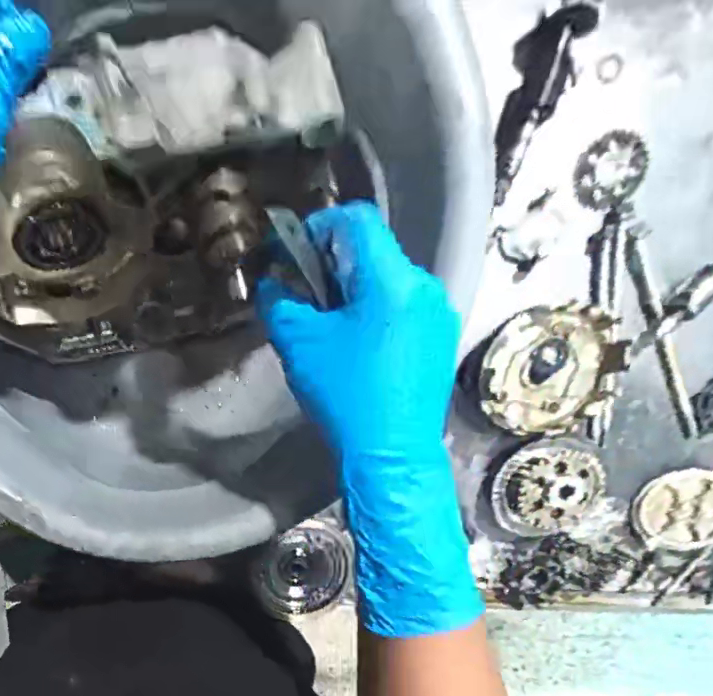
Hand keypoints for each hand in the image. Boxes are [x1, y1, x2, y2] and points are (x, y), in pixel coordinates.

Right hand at [257, 202, 481, 637]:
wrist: (392, 457)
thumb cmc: (347, 396)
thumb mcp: (301, 346)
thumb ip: (280, 304)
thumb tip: (271, 283)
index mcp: (393, 279)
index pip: (356, 221)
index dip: (318, 227)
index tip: (292, 253)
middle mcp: (425, 288)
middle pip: (374, 253)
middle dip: (332, 267)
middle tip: (303, 295)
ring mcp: (439, 317)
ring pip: (389, 285)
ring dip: (353, 294)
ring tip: (327, 328)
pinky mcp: (441, 344)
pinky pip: (403, 312)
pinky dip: (375, 317)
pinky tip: (356, 350)